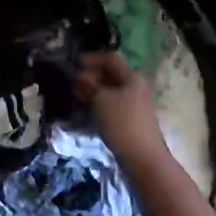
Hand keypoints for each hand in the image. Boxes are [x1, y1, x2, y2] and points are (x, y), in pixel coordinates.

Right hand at [74, 52, 169, 166]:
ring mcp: (135, 102)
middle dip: (91, 75)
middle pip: (111, 73)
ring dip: (93, 89)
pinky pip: (113, 102)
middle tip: (72, 82)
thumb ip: (89, 84)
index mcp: (132, 77)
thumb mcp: (101, 100)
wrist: (142, 156)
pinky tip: (88, 108)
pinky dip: (99, 101)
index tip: (74, 64)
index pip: (110, 59)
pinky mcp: (131, 117)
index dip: (91, 59)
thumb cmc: (121, 123)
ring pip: (111, 89)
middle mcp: (136, 86)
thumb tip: (79, 76)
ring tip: (76, 95)